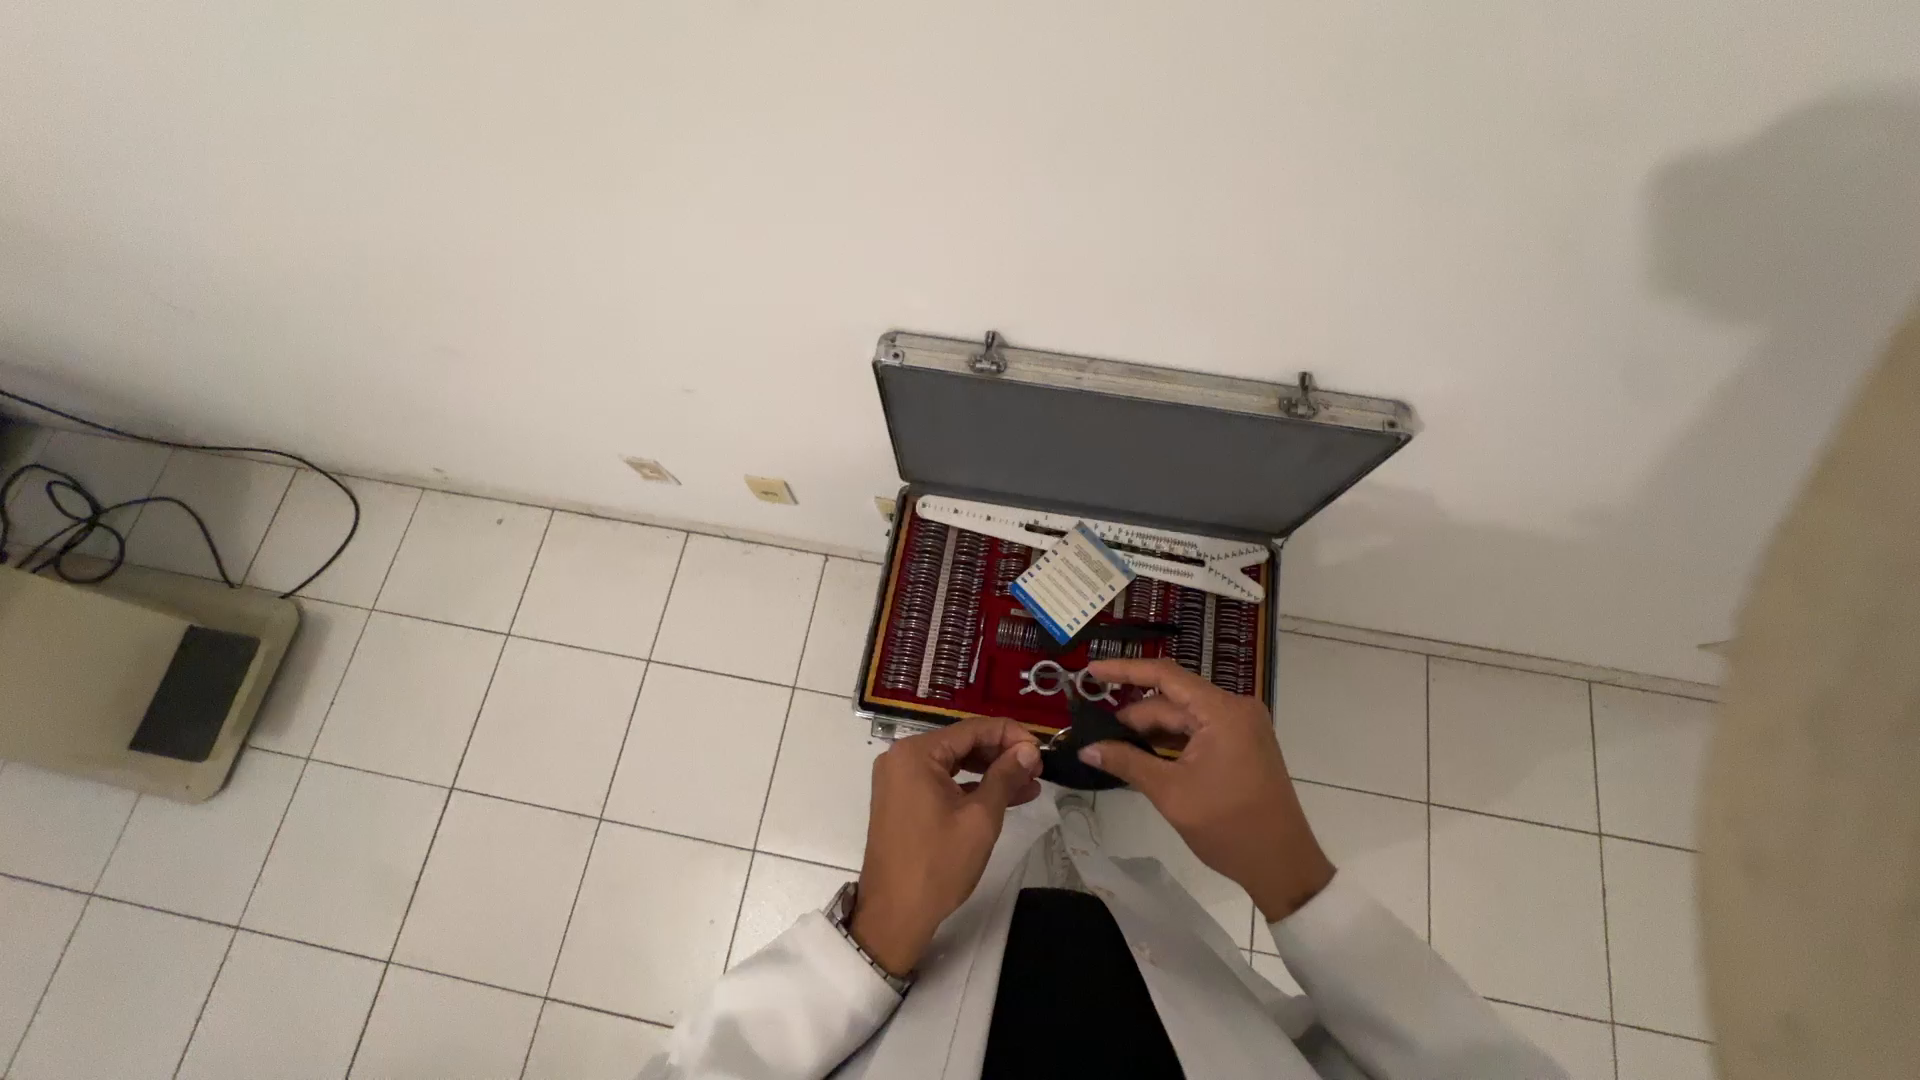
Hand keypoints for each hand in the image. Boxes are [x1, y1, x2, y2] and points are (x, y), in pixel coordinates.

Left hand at [851, 717, 1043, 975]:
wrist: (894, 915)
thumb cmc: (937, 864)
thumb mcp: (980, 818)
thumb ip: (1005, 777)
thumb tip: (1029, 750)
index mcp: (916, 753)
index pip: (972, 729)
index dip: (1010, 735)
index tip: (1041, 749)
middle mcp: (902, 757)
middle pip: (962, 743)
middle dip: (1002, 754)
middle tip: (1038, 768)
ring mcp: (900, 779)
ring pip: (955, 764)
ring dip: (991, 772)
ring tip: (1031, 783)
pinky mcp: (903, 800)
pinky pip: (942, 782)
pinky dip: (971, 788)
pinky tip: (1006, 796)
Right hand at [1081, 658, 1334, 921]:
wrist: (1283, 866)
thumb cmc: (1229, 827)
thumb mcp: (1170, 793)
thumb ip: (1127, 762)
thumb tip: (1086, 749)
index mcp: (1222, 711)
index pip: (1165, 676)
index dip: (1124, 670)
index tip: (1091, 671)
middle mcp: (1235, 708)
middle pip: (1172, 699)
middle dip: (1134, 715)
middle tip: (1095, 733)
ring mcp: (1241, 726)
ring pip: (1183, 716)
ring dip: (1151, 730)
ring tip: (1113, 745)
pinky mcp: (1242, 744)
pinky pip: (1198, 730)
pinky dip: (1171, 740)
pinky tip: (1144, 754)